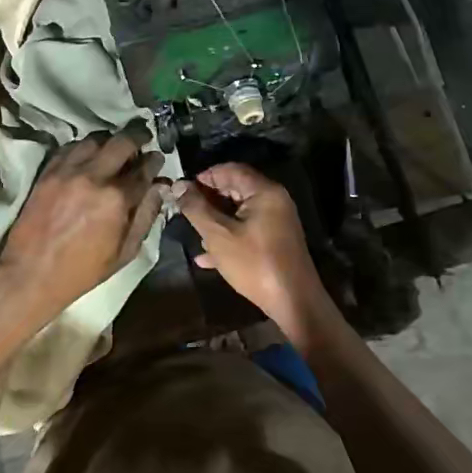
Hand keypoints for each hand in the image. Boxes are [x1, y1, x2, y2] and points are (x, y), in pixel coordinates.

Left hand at [0, 132, 167, 324]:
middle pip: (122, 142)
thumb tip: (160, 188)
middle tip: (143, 138)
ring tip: (114, 148)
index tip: (157, 158)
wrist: (32, 273)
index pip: (144, 169)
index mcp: (116, 199)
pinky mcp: (47, 171)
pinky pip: (70, 147)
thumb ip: (146, 216)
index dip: (155, 161)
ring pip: (95, 139)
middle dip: (138, 137)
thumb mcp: (125, 252)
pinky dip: (84, 147)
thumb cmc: (83, 270)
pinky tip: (88, 155)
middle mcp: (94, 176)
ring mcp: (67, 171)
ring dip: (109, 140)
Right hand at [174, 164, 336, 349]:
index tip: (182, 190)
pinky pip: (247, 230)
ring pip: (239, 212)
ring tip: (193, 232)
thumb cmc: (254, 264)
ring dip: (215, 219)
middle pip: (235, 189)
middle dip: (208, 199)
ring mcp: (276, 222)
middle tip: (184, 210)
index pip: (230, 170)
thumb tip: (178, 185)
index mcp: (264, 192)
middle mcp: (274, 201)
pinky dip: (228, 237)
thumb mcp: (218, 235)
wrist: (293, 302)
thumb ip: (196, 208)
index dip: (204, 176)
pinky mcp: (275, 242)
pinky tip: (206, 256)